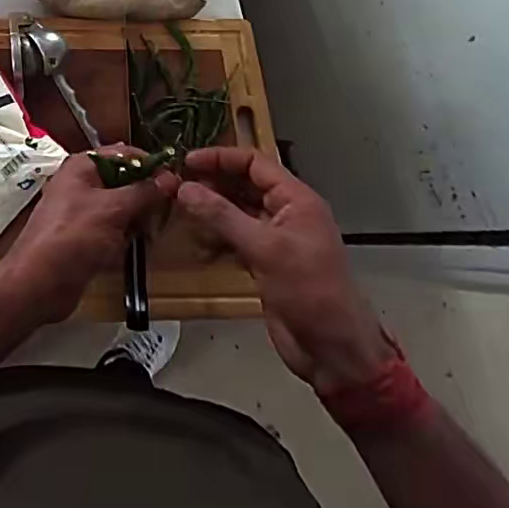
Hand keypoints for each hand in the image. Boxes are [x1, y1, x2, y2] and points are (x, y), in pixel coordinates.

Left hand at [0, 148, 167, 323]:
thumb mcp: (113, 209)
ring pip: (122, 208)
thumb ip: (144, 192)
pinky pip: (114, 230)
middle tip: (162, 213)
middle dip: (145, 198)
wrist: (38, 283)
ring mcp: (82, 211)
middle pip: (126, 181)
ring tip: (146, 235)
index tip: (175, 180)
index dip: (150, 164)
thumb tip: (170, 178)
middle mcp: (82, 184)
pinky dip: (124, 239)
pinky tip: (128, 250)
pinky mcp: (85, 237)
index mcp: (83, 167)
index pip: (125, 154)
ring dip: (137, 222)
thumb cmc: (73, 237)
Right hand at [174, 148, 394, 399]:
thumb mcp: (265, 249)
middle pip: (244, 184)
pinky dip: (216, 236)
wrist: (332, 349)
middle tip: (176, 184)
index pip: (255, 163)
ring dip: (211, 209)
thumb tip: (184, 188)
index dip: (221, 158)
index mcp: (296, 200)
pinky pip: (236, 237)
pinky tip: (197, 241)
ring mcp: (275, 238)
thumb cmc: (309, 291)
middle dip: (212, 183)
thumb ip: (222, 216)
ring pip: (237, 211)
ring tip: (180, 208)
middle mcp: (286, 213)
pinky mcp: (265, 262)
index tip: (187, 161)